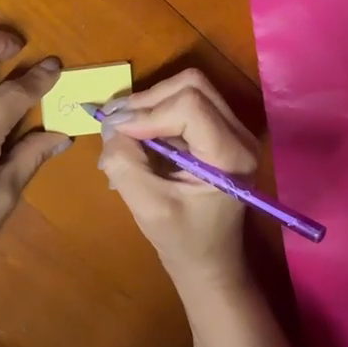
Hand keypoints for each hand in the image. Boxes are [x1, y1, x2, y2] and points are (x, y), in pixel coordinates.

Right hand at [97, 70, 259, 292]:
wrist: (209, 261)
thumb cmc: (183, 241)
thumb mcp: (147, 206)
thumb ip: (125, 163)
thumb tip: (110, 125)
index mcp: (229, 155)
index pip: (189, 105)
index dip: (147, 113)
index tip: (117, 133)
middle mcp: (238, 134)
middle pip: (190, 85)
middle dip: (147, 100)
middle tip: (116, 123)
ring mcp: (230, 130)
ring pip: (186, 87)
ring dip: (149, 103)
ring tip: (122, 127)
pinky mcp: (217, 131)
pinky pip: (183, 102)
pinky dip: (154, 111)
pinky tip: (135, 134)